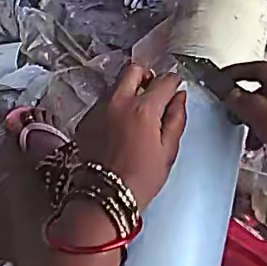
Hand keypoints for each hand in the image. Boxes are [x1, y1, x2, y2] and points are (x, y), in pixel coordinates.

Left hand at [70, 60, 188, 206]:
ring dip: (129, 89)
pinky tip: (121, 123)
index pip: (163, 80)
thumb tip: (179, 97)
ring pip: (116, 84)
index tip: (176, 86)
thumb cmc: (141, 178)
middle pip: (133, 69)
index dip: (173, 81)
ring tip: (138, 110)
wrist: (104, 196)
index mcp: (143, 109)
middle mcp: (118, 102)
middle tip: (154, 90)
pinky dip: (115, 104)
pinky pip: (104, 101)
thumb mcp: (168, 151)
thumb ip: (176, 118)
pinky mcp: (86, 118)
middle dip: (147, 75)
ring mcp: (99, 108)